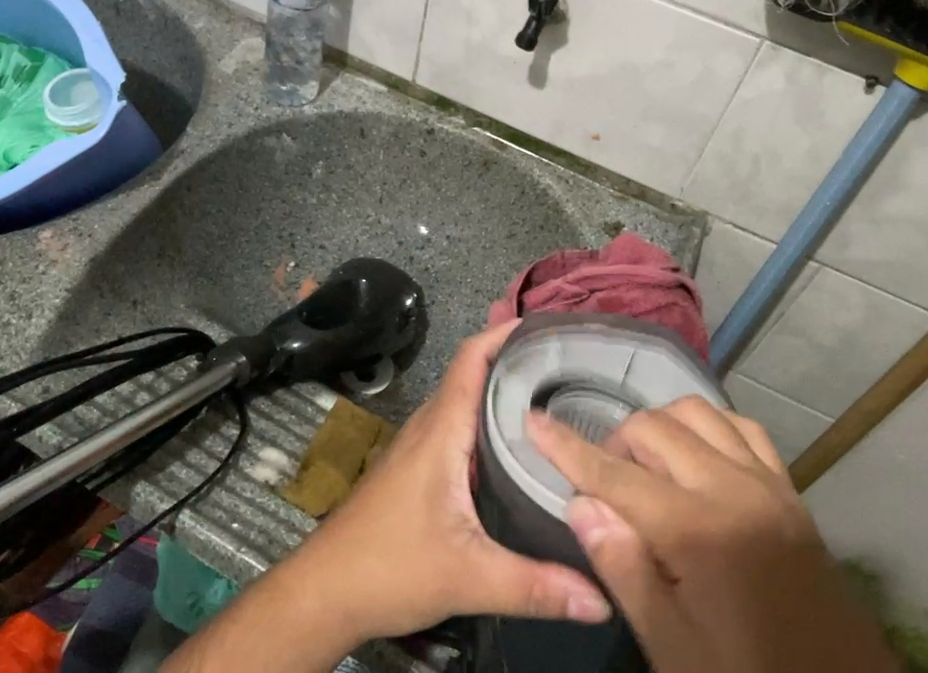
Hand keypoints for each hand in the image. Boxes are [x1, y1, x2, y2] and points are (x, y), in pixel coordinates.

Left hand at [297, 319, 610, 637]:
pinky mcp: (417, 472)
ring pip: (466, 404)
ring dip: (504, 394)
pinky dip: (490, 424)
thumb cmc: (387, 568)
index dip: (506, 333)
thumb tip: (603, 599)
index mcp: (441, 431)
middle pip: (474, 375)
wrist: (323, 593)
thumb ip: (536, 586)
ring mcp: (420, 449)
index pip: (471, 358)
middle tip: (573, 368)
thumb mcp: (468, 578)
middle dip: (519, 362)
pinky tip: (520, 450)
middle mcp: (430, 428)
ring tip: (558, 401)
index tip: (551, 327)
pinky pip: (460, 429)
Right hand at [529, 397, 897, 672]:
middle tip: (603, 486)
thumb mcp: (673, 648)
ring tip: (646, 470)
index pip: (614, 474)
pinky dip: (708, 428)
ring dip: (661, 429)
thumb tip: (580, 502)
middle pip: (654, 429)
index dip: (567, 447)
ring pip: (697, 413)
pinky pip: (742, 427)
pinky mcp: (790, 490)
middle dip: (615, 443)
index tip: (533, 419)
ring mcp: (767, 484)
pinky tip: (696, 457)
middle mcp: (732, 489)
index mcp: (697, 532)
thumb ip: (624, 570)